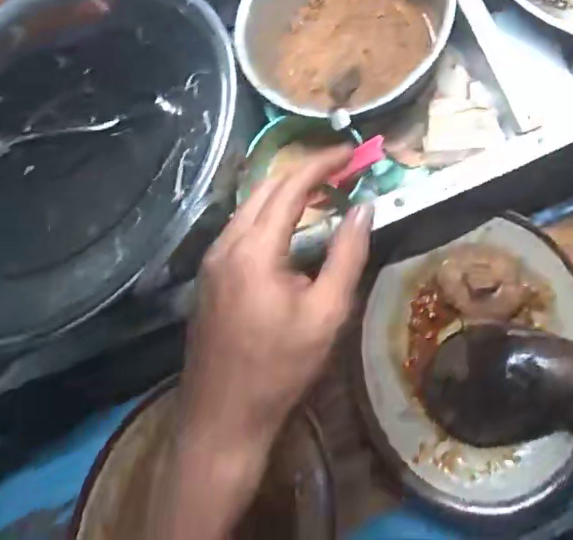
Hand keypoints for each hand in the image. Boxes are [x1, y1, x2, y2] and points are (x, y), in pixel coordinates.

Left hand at [150, 143, 372, 538]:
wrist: (220, 420)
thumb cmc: (279, 369)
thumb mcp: (326, 315)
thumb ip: (347, 255)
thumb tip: (363, 208)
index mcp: (254, 249)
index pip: (291, 186)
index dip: (323, 163)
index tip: (351, 151)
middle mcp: (227, 242)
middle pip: (267, 187)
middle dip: (305, 170)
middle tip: (342, 168)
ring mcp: (212, 258)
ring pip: (251, 203)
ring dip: (286, 190)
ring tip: (323, 190)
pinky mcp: (209, 273)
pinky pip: (241, 224)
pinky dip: (270, 212)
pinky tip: (290, 226)